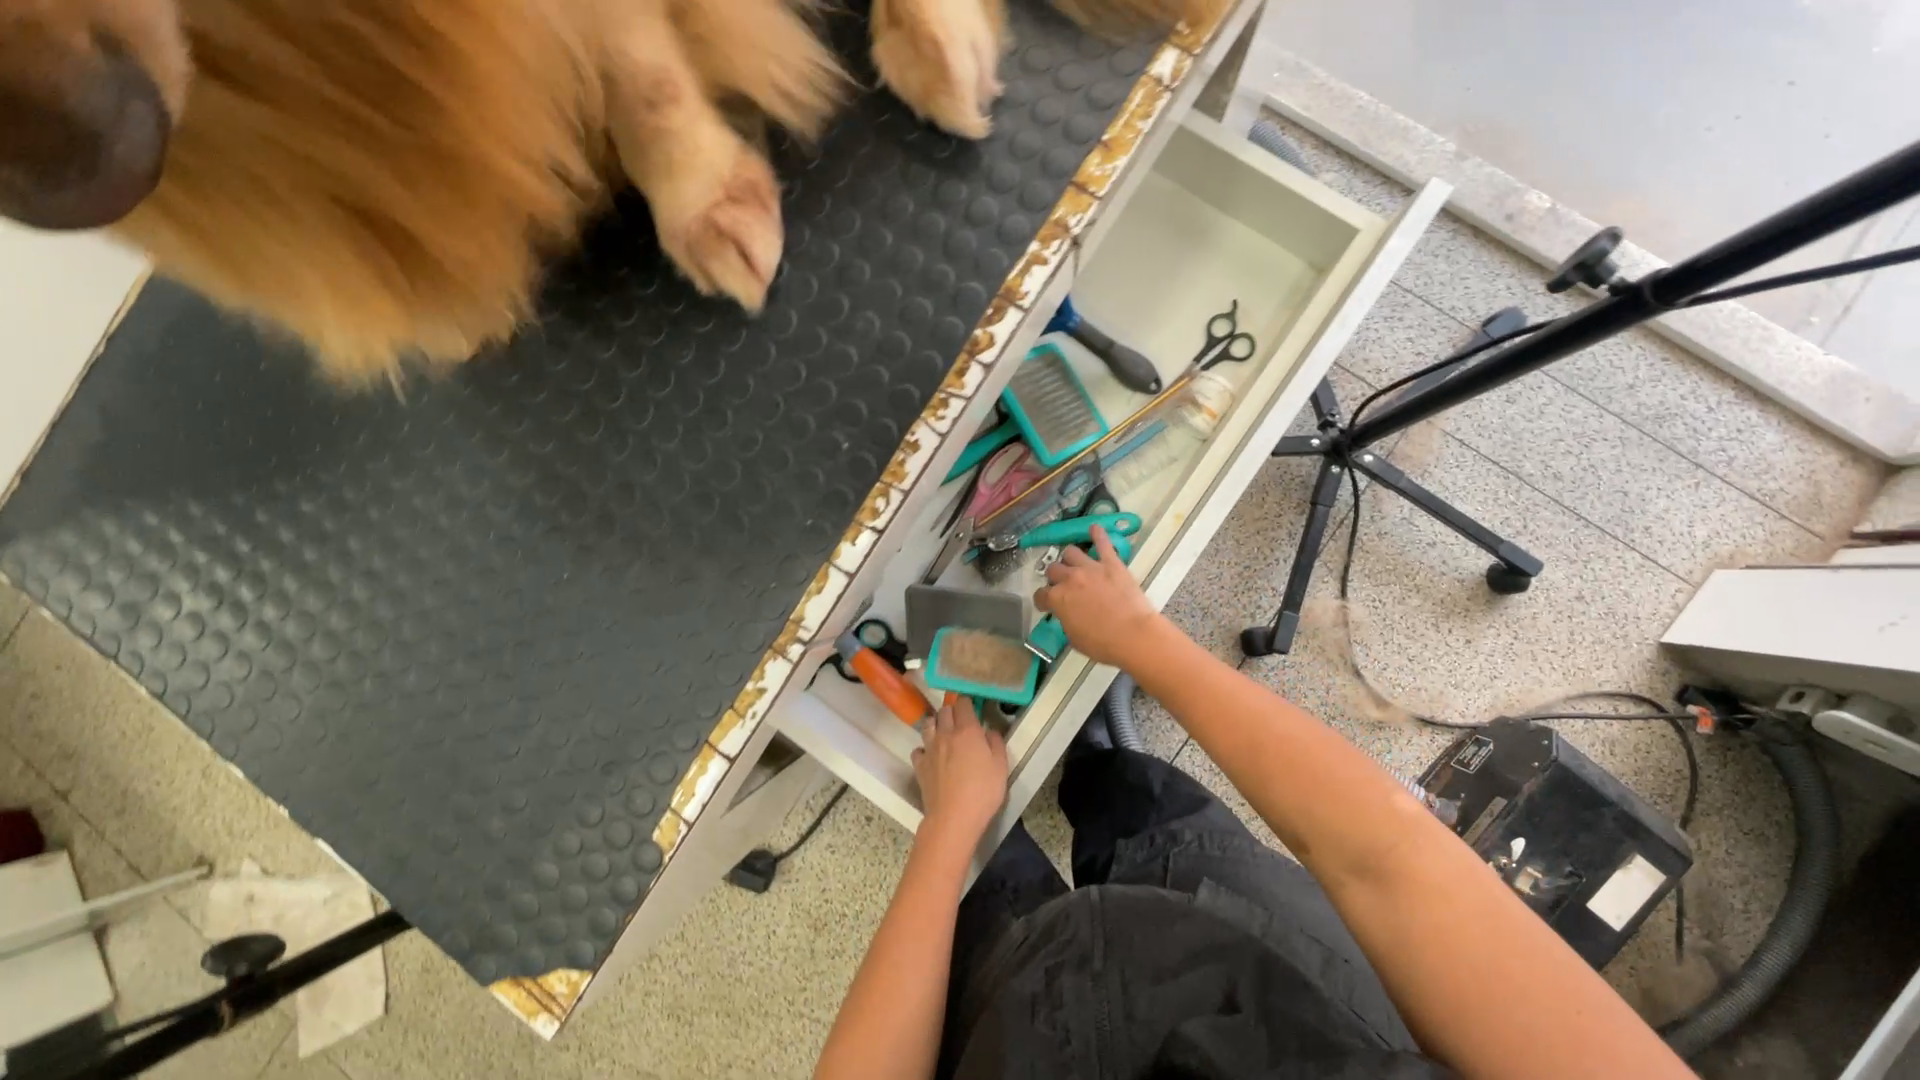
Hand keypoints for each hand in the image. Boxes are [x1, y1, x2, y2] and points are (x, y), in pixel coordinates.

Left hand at [912, 696, 1008, 850]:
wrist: (954, 817)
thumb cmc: (983, 791)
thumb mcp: (1001, 766)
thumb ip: (996, 743)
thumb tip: (989, 731)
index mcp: (967, 731)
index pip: (963, 704)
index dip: (967, 703)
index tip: (973, 707)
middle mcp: (945, 734)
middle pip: (944, 711)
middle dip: (952, 711)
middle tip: (961, 721)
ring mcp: (929, 749)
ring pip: (928, 725)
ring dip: (936, 724)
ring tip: (944, 733)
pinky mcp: (919, 765)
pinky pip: (918, 749)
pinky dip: (924, 749)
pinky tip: (931, 756)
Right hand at [1033, 525, 1163, 668]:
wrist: (1133, 635)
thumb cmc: (1102, 644)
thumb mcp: (1074, 638)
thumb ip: (1066, 620)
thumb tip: (1067, 614)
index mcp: (1057, 599)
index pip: (1040, 595)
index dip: (1042, 601)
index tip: (1046, 604)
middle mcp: (1070, 579)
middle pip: (1053, 569)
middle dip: (1055, 577)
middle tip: (1062, 584)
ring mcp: (1091, 568)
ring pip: (1071, 552)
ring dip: (1070, 559)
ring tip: (1075, 564)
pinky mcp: (1111, 563)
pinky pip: (1103, 543)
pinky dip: (1098, 534)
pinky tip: (1094, 528)